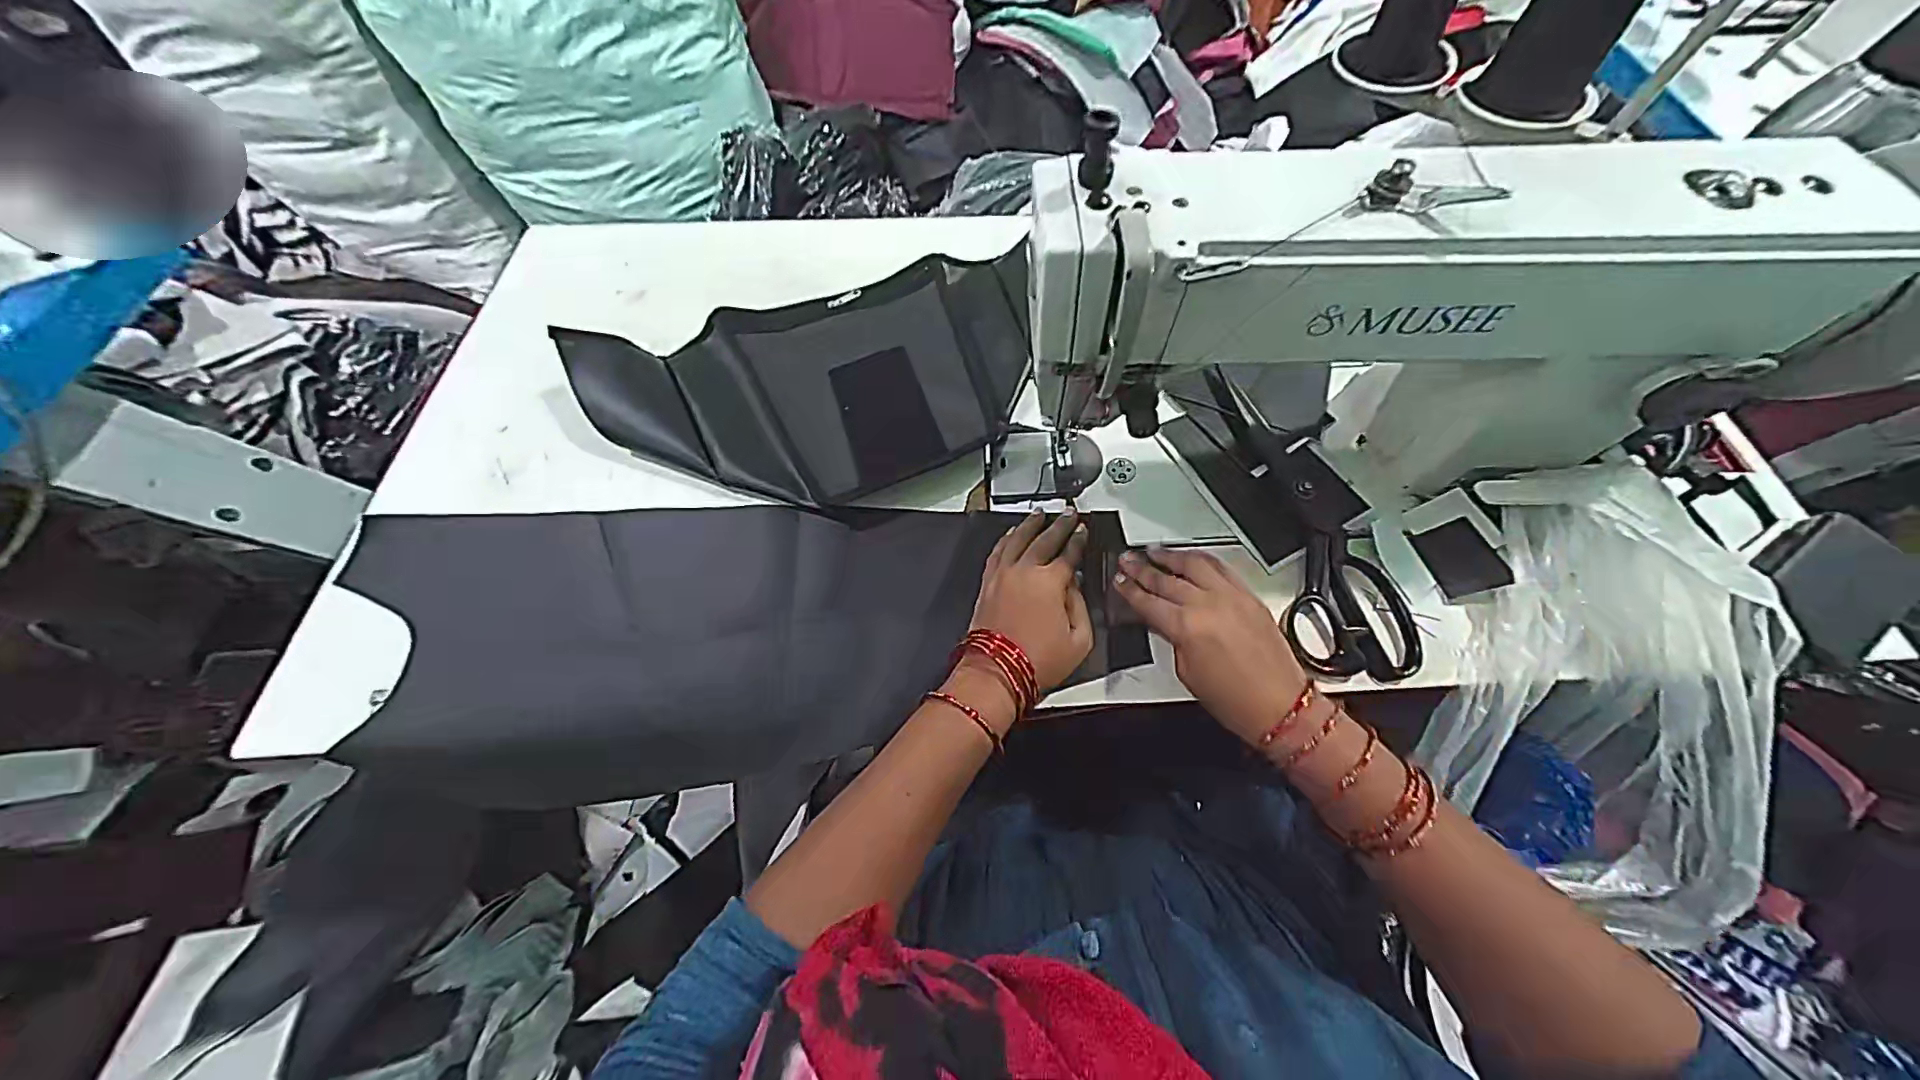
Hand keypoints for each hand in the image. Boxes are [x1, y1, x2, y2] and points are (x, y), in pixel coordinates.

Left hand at [969, 511, 1092, 692]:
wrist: (997, 672)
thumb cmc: (1035, 661)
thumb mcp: (1080, 640)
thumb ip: (1080, 607)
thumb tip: (1074, 588)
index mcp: (1050, 582)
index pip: (1069, 553)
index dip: (1079, 540)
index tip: (1084, 531)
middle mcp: (1024, 572)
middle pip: (1044, 539)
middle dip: (1060, 524)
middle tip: (1069, 515)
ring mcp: (1002, 575)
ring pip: (1017, 539)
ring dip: (1031, 524)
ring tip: (1040, 515)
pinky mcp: (987, 584)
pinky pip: (997, 552)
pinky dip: (1005, 539)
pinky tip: (1011, 534)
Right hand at [1113, 548, 1308, 744]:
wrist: (1279, 706)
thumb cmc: (1237, 700)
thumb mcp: (1187, 671)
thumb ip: (1172, 639)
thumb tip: (1162, 622)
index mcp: (1187, 627)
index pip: (1147, 601)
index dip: (1128, 589)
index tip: (1120, 581)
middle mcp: (1210, 605)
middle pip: (1165, 579)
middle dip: (1142, 568)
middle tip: (1128, 560)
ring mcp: (1232, 597)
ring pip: (1194, 563)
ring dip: (1170, 555)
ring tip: (1154, 551)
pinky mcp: (1250, 597)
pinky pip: (1222, 567)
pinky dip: (1202, 559)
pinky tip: (1192, 557)